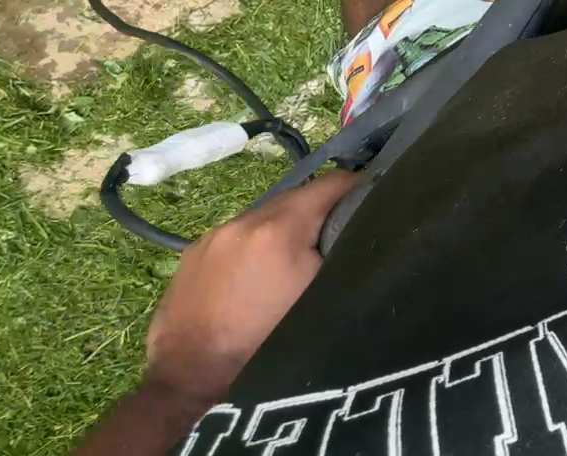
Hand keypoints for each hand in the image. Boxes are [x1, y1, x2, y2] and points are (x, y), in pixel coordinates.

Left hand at [143, 172, 359, 405]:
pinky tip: (260, 274)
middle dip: (324, 209)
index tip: (377, 203)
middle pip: (299, 196)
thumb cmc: (269, 338)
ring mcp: (212, 236)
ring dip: (289, 227)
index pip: (333, 182)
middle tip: (342, 235)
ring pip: (268, 215)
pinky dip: (258, 243)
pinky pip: (240, 235)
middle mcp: (243, 220)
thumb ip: (344, 247)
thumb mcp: (323, 290)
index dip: (361, 188)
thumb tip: (365, 223)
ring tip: (300, 258)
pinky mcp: (190, 256)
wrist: (189, 384)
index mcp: (279, 225)